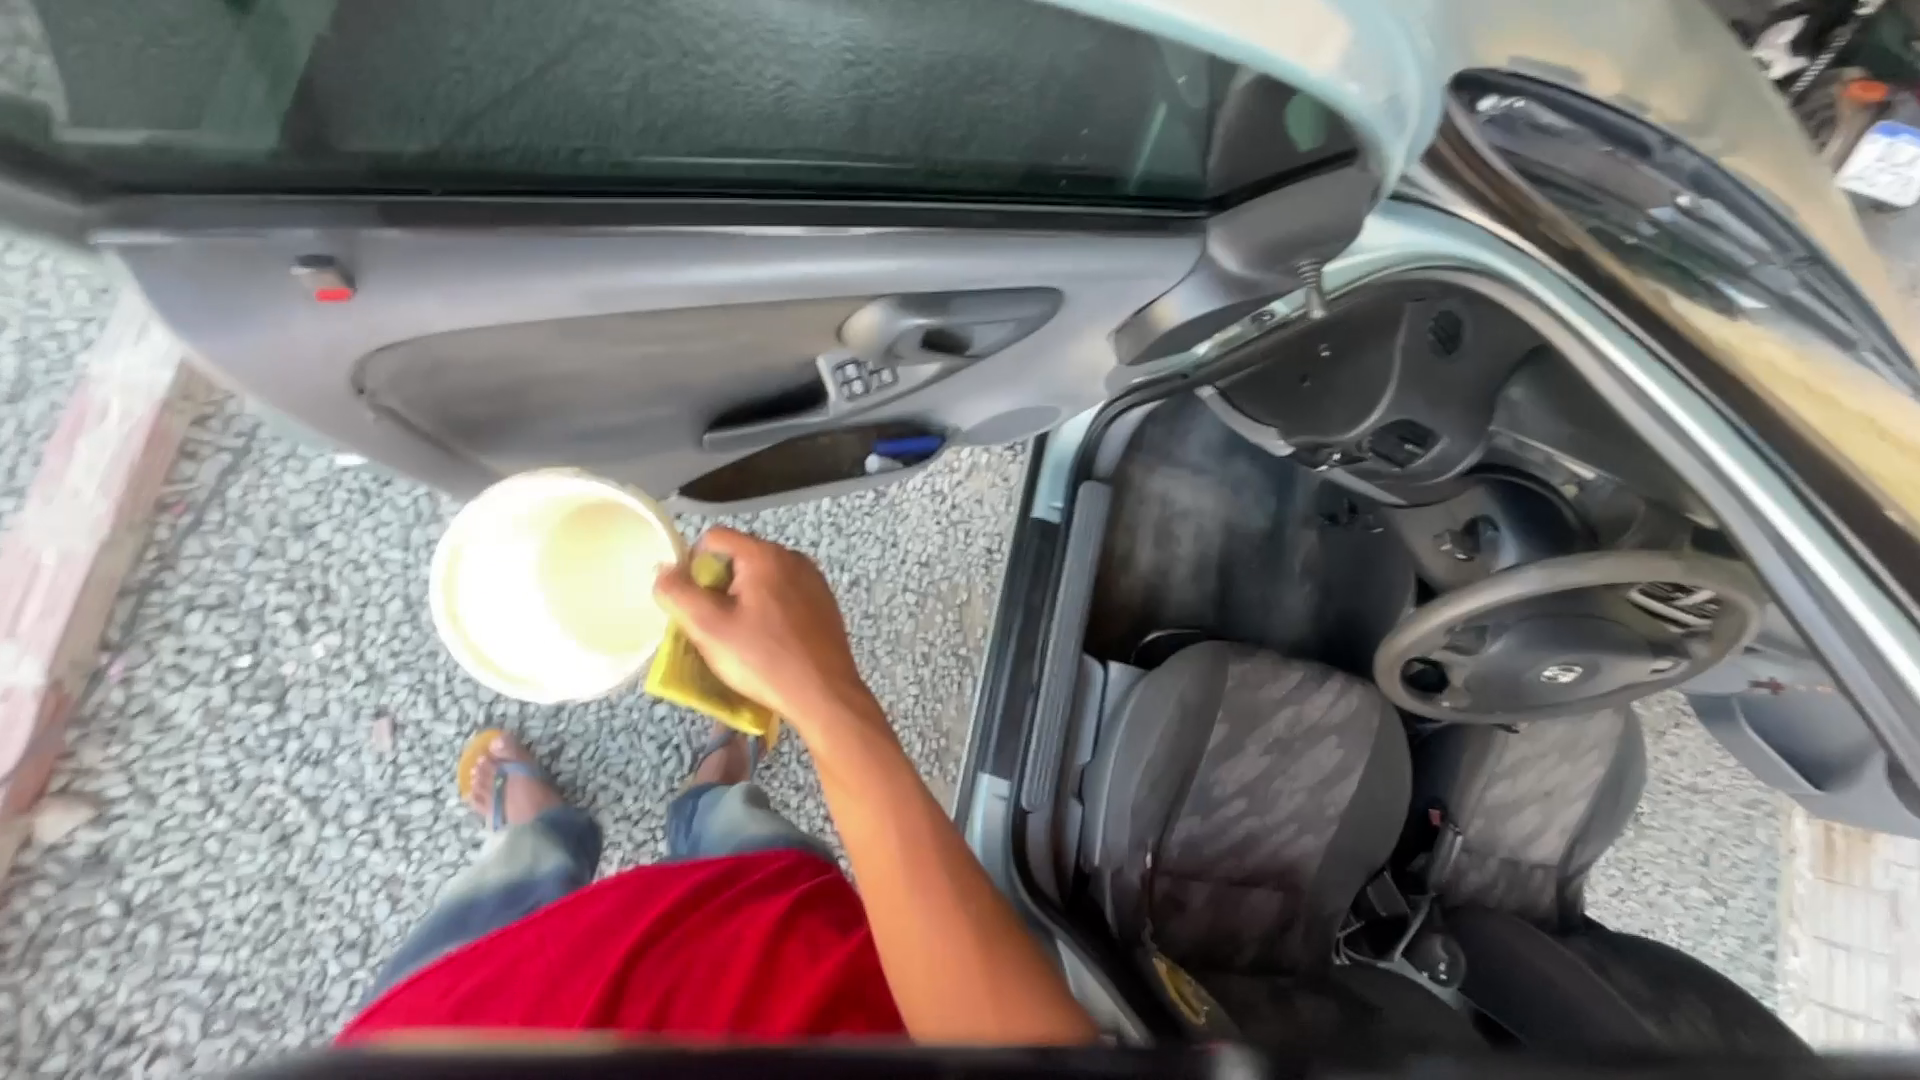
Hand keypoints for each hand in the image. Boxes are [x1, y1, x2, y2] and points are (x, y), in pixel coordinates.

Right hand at [652, 527, 880, 735]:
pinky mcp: (824, 601)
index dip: (693, 565)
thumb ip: (678, 592)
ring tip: (742, 636)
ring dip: (745, 600)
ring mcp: (813, 579)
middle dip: (720, 586)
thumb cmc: (763, 659)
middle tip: (716, 624)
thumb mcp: (709, 627)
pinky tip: (769, 640)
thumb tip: (664, 570)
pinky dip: (770, 609)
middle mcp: (793, 557)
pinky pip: (786, 594)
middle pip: (740, 557)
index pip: (714, 538)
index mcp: (765, 555)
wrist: (823, 693)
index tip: (693, 601)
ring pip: (763, 578)